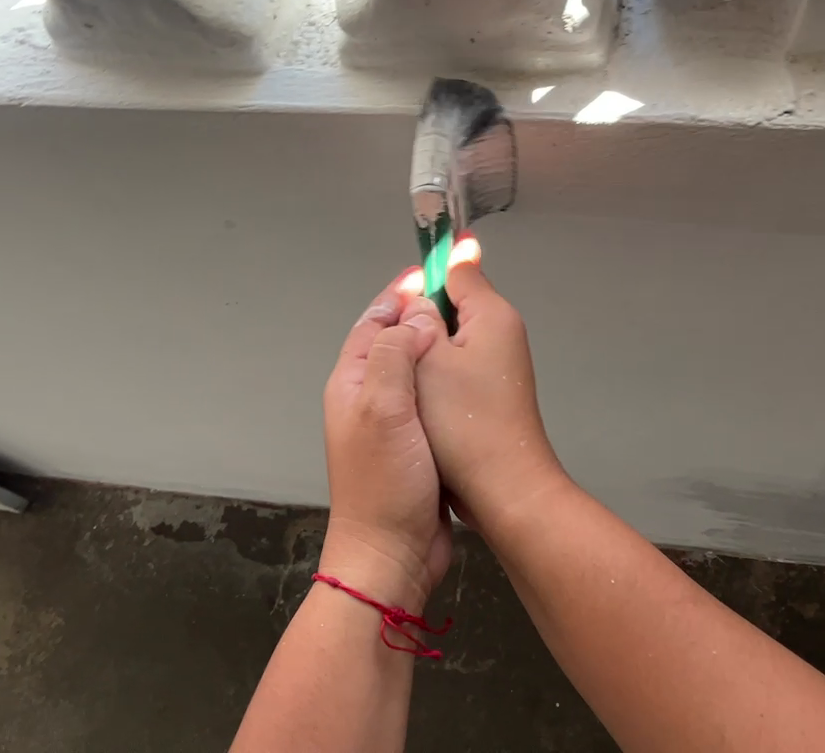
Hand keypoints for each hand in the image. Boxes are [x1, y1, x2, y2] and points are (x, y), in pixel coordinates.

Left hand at [319, 271, 453, 611]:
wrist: (392, 554)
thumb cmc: (386, 478)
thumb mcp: (385, 407)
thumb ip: (397, 354)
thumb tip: (419, 315)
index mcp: (353, 381)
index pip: (375, 321)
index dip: (402, 294)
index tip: (435, 270)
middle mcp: (369, 395)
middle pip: (395, 340)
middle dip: (422, 314)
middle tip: (462, 296)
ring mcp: (393, 422)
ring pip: (416, 368)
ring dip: (437, 346)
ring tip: (471, 328)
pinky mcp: (417, 443)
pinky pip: (432, 397)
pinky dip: (448, 379)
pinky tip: (471, 377)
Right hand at [412, 240, 570, 534]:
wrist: (502, 488)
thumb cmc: (463, 421)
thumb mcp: (433, 358)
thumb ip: (433, 309)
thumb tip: (447, 266)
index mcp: (492, 314)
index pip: (458, 268)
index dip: (424, 276)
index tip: (398, 302)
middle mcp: (503, 331)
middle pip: (453, 304)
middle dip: (422, 319)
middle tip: (397, 346)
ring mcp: (500, 363)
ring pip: (450, 338)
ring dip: (427, 350)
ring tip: (408, 374)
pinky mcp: (492, 390)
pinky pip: (458, 365)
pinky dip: (438, 373)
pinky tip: (421, 395)